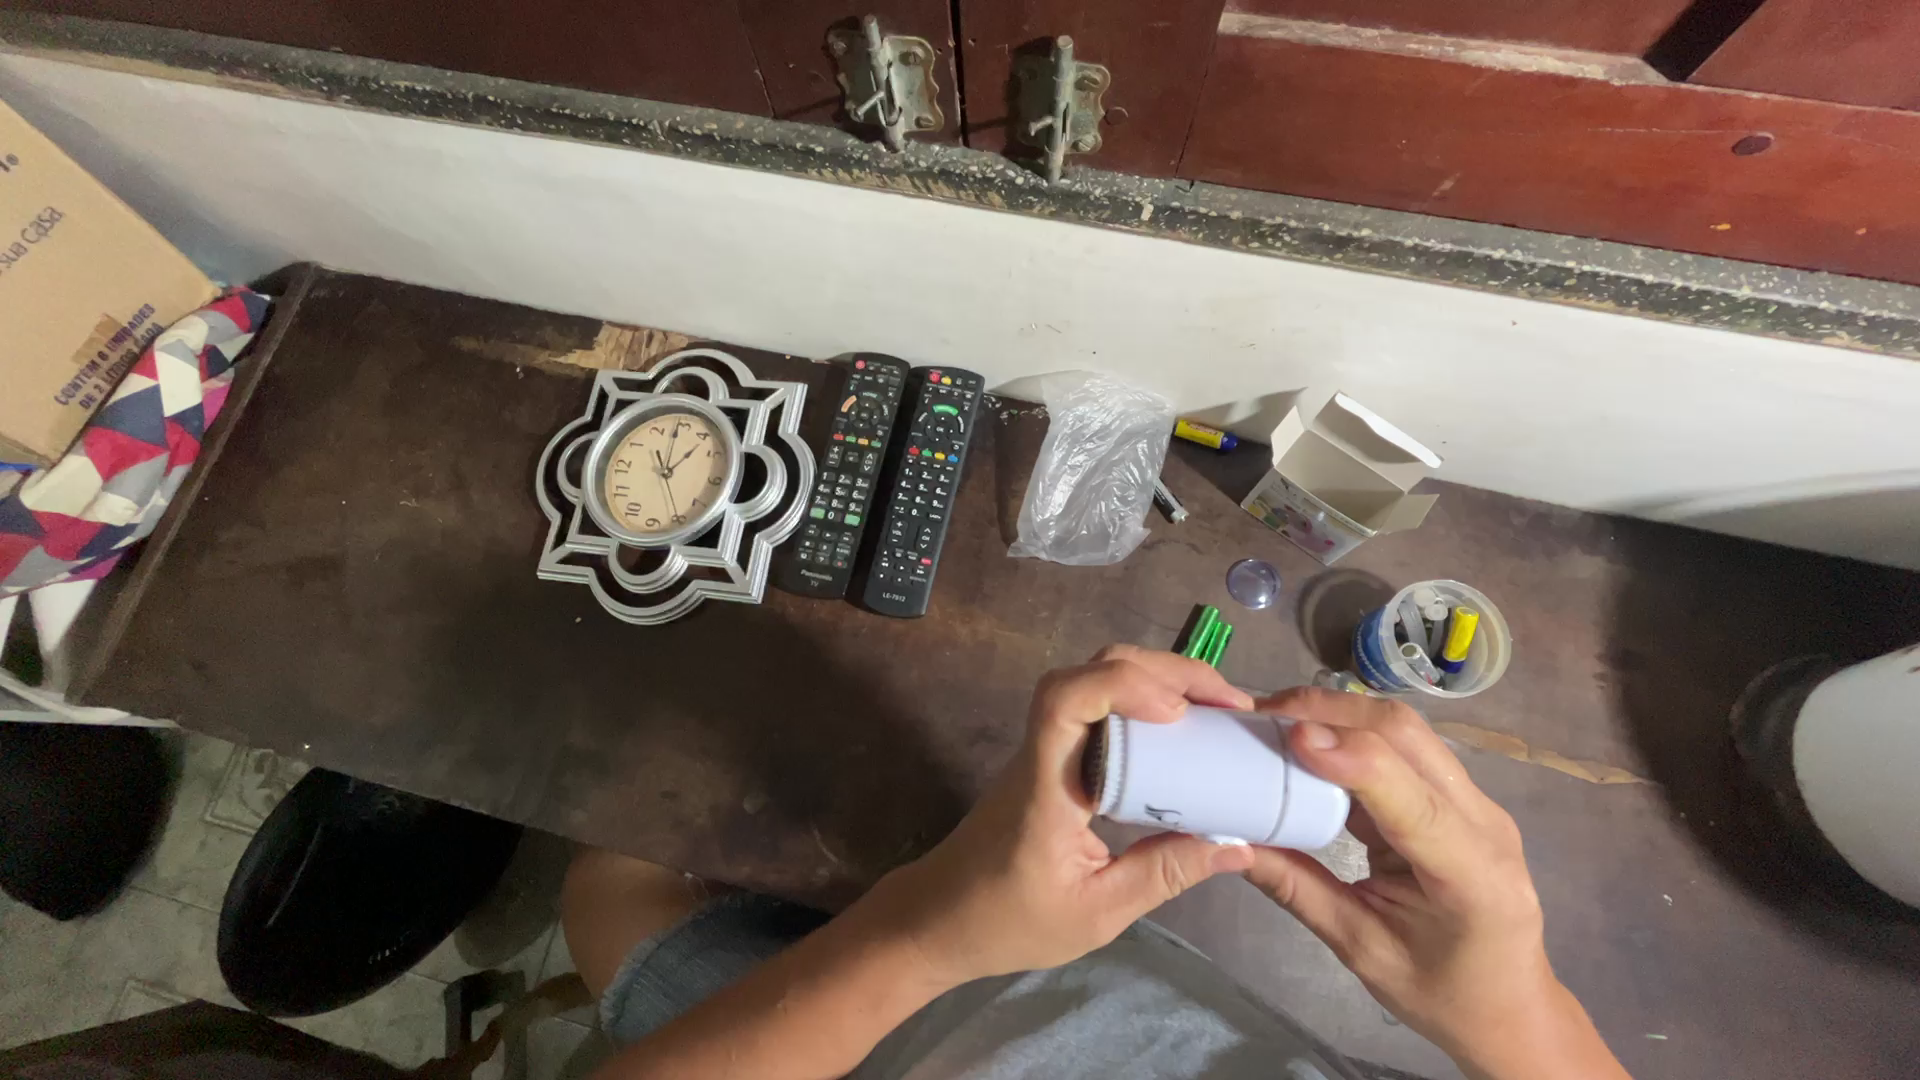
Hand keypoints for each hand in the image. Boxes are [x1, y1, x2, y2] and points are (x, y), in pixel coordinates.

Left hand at [860, 645, 1257, 986]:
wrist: (944, 914)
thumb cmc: (1009, 920)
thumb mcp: (1098, 912)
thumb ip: (1165, 872)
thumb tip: (1238, 844)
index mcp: (1045, 785)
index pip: (1062, 702)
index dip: (1121, 685)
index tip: (1178, 711)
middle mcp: (1042, 751)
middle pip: (1085, 674)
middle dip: (1159, 670)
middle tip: (1226, 700)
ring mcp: (1044, 748)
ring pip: (1090, 682)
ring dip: (1152, 680)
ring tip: (1212, 707)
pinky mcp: (1053, 756)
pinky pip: (1095, 709)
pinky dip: (1140, 703)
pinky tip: (1178, 729)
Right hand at [1243, 688, 1627, 1079]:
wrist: (1511, 1006)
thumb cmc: (1442, 991)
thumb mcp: (1360, 949)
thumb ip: (1296, 889)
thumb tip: (1228, 840)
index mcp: (1473, 875)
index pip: (1412, 797)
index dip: (1351, 756)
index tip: (1289, 736)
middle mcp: (1482, 821)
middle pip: (1405, 735)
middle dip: (1328, 712)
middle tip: (1257, 717)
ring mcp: (1469, 799)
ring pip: (1400, 727)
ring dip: (1333, 712)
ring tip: (1272, 720)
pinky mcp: (1448, 790)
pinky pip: (1395, 742)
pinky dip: (1343, 729)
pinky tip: (1302, 739)